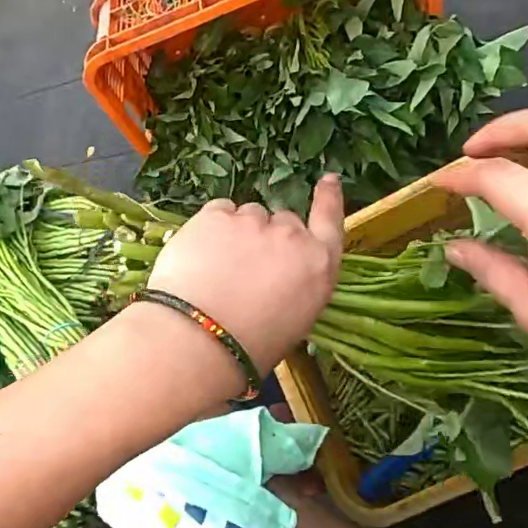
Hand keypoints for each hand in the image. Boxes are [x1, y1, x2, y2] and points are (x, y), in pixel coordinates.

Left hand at [143, 174, 344, 377]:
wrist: (197, 341)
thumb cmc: (249, 347)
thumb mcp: (292, 322)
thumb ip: (293, 286)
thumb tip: (275, 278)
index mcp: (318, 268)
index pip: (330, 222)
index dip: (329, 199)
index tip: (328, 180)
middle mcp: (291, 238)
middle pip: (283, 222)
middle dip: (269, 238)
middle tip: (246, 268)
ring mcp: (252, 222)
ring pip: (248, 215)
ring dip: (238, 232)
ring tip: (218, 267)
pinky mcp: (216, 216)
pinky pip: (219, 211)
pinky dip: (212, 227)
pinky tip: (201, 254)